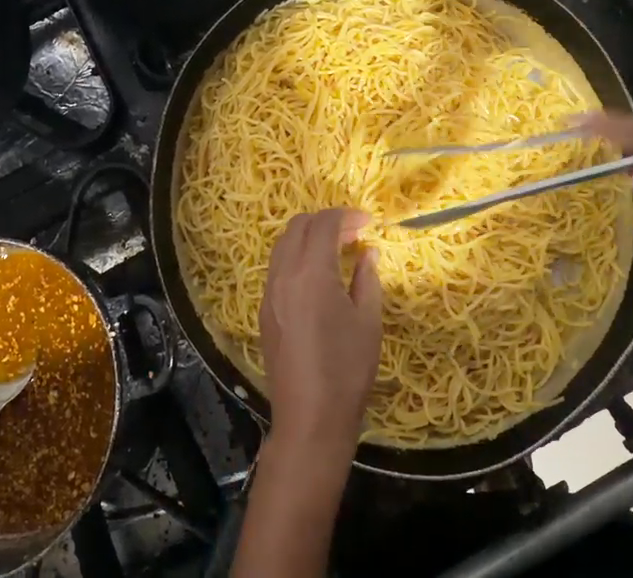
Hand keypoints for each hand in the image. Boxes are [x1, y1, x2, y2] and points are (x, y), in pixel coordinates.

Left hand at [259, 208, 383, 453]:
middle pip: (297, 227)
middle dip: (325, 222)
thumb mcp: (367, 322)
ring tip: (337, 250)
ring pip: (283, 246)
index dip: (346, 216)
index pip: (323, 224)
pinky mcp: (264, 310)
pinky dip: (296, 258)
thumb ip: (366, 279)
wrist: (310, 417)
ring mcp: (268, 292)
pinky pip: (277, 268)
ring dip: (308, 238)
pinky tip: (318, 276)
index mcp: (311, 272)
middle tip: (353, 234)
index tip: (368, 223)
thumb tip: (367, 252)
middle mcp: (283, 274)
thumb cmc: (347, 369)